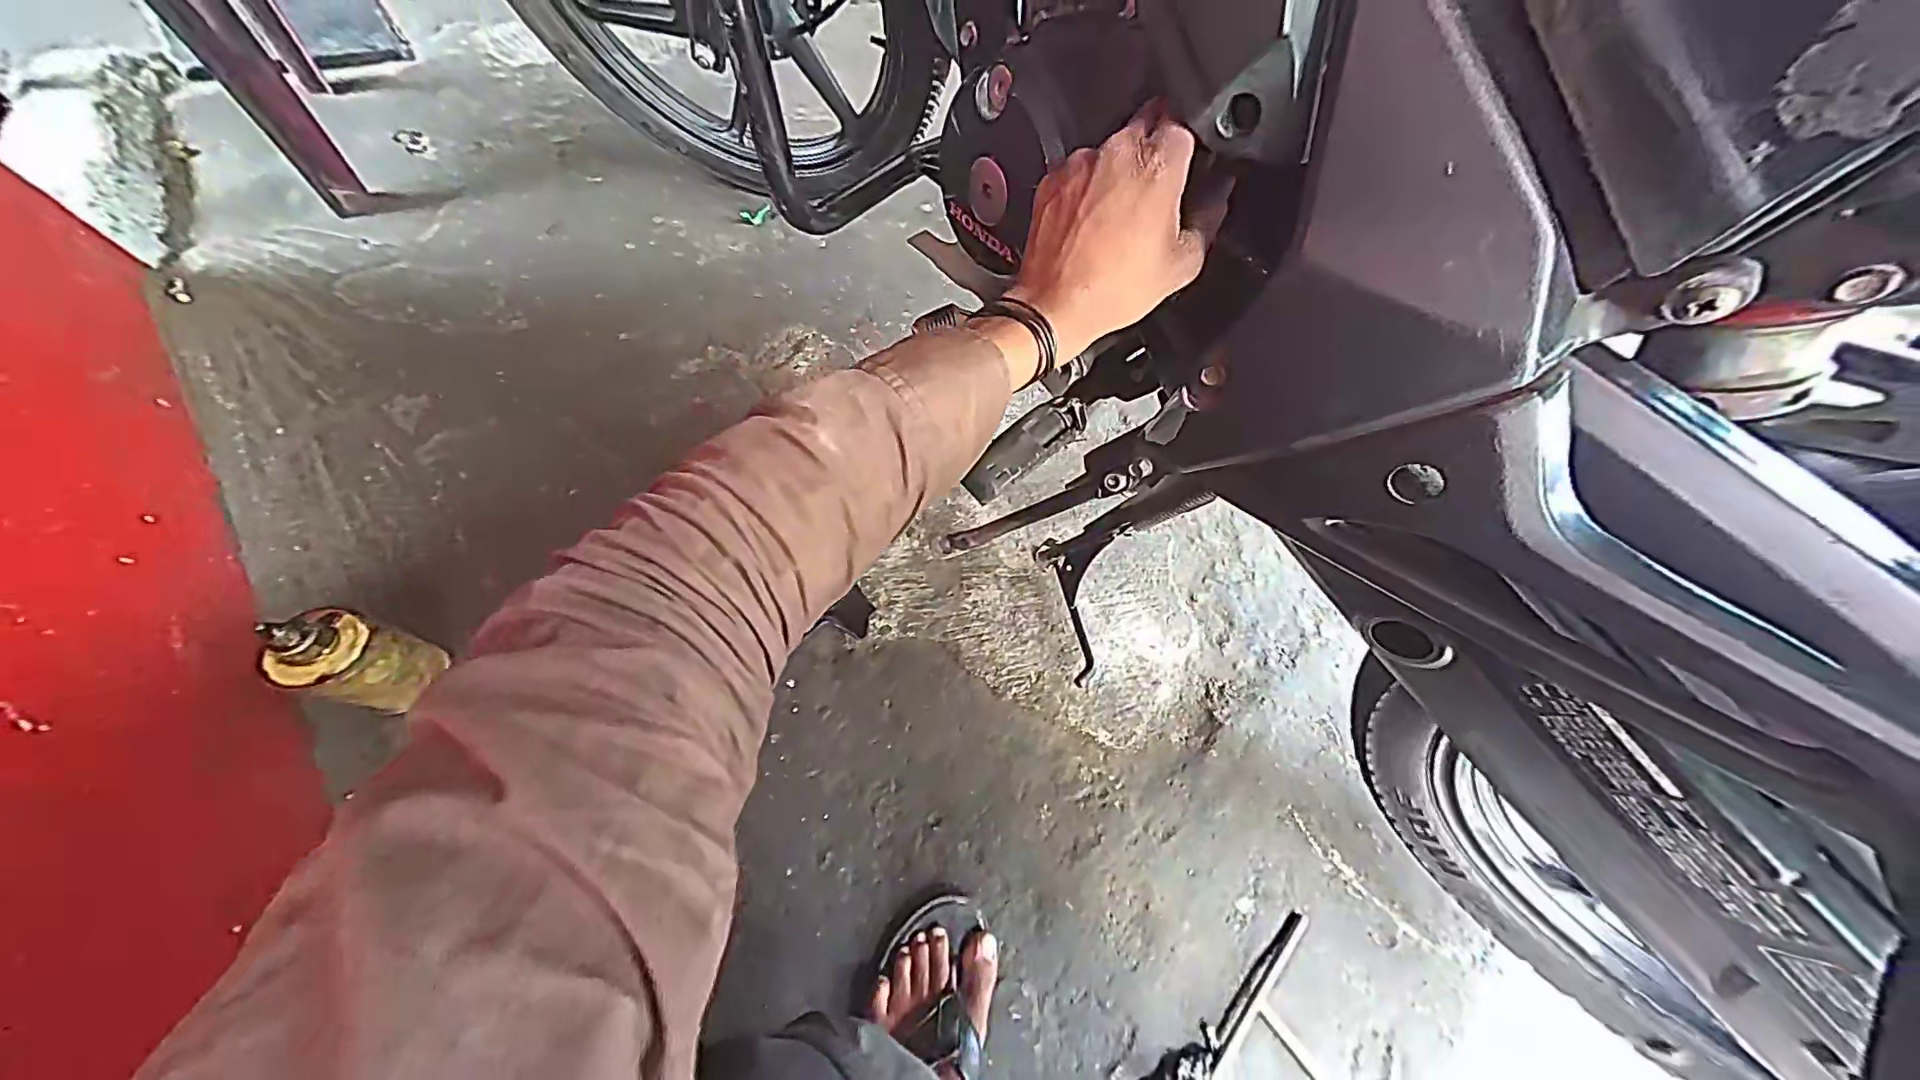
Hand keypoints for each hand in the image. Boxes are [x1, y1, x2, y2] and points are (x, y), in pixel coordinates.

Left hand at [1006, 104, 1209, 360]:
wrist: (1055, 309)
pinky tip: (1090, 225)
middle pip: (1146, 123)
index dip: (1190, 142)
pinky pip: (1077, 172)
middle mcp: (1116, 152)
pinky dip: (1086, 189)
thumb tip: (1216, 198)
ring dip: (1117, 172)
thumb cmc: (1111, 290)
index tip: (1191, 163)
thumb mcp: (1182, 265)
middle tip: (1156, 191)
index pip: (1186, 119)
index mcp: (1158, 163)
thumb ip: (1209, 217)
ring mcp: (1079, 164)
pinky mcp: (1051, 181)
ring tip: (1118, 218)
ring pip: (1109, 149)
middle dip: (1155, 149)